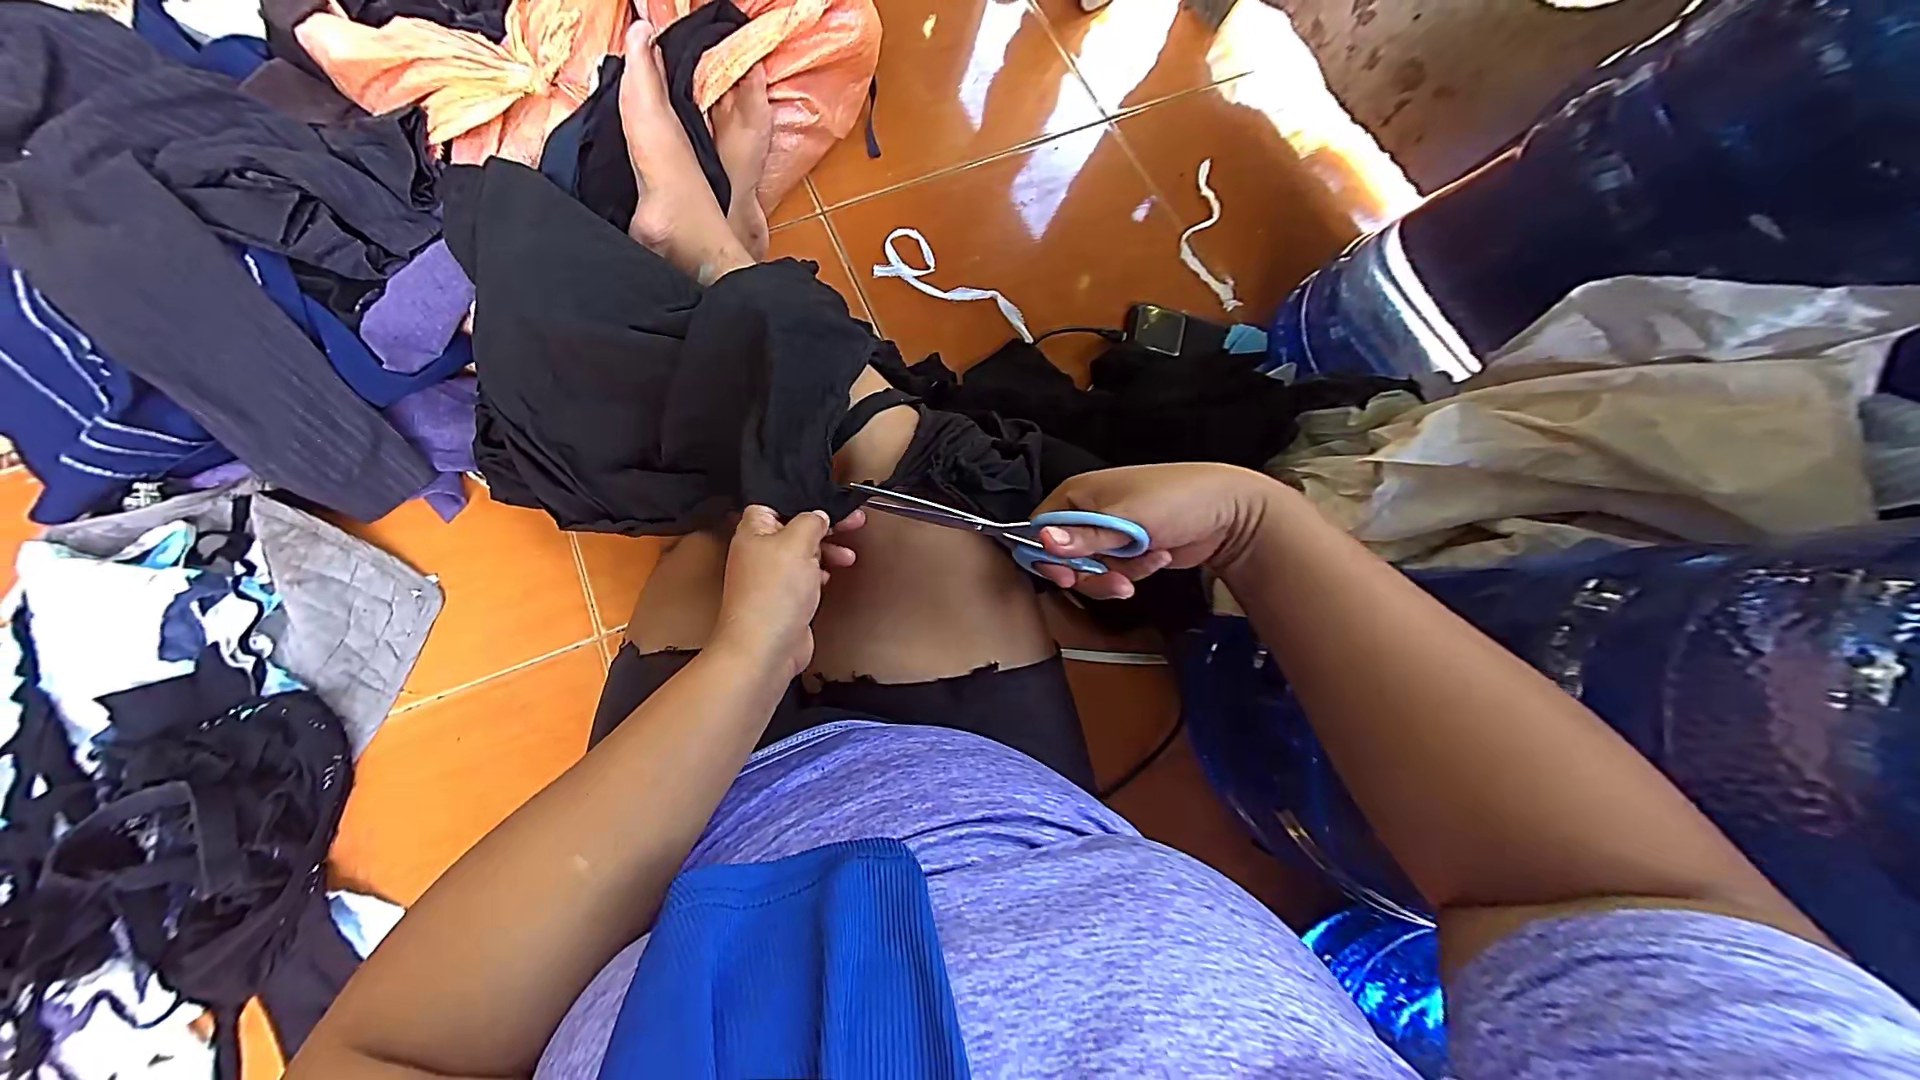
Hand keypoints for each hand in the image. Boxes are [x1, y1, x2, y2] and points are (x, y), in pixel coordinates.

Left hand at [711, 506, 863, 677]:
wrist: (767, 647)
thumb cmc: (769, 599)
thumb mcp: (797, 543)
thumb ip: (811, 521)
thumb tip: (820, 515)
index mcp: (753, 531)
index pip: (777, 502)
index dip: (804, 500)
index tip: (829, 503)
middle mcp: (759, 552)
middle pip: (795, 527)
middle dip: (824, 526)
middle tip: (849, 522)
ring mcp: (771, 577)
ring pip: (803, 553)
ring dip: (827, 551)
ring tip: (846, 554)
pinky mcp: (784, 598)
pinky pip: (806, 577)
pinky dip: (821, 573)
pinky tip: (830, 576)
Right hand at [1029, 464, 1283, 599]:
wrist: (1230, 512)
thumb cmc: (1178, 500)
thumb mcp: (1128, 520)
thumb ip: (1085, 536)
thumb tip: (1045, 542)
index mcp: (1077, 494)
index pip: (1040, 529)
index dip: (1049, 556)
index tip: (1067, 575)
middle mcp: (1087, 511)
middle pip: (1063, 556)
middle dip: (1090, 573)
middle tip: (1115, 579)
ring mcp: (1108, 531)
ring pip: (1089, 569)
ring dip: (1118, 574)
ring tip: (1148, 560)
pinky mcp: (1126, 548)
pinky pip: (1114, 572)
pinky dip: (1135, 571)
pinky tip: (1159, 557)